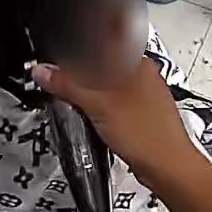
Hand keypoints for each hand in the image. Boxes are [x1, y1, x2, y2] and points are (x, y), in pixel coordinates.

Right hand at [31, 57, 207, 191]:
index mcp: (138, 63)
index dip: (78, 51)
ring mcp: (145, 97)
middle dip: (81, 75)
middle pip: (104, 66)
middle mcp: (144, 76)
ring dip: (91, 94)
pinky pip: (115, 105)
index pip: (103, 44)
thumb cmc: (147, 134)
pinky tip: (94, 120)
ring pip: (109, 87)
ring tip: (76, 104)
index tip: (58, 61)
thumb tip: (43, 71)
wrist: (168, 167)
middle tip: (62, 84)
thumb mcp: (97, 105)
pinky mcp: (142, 116)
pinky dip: (101, 110)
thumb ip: (68, 85)